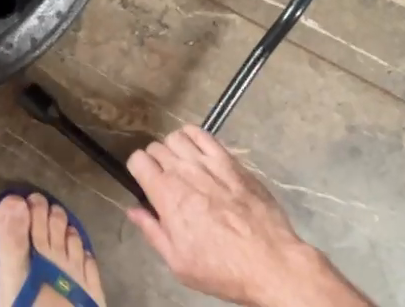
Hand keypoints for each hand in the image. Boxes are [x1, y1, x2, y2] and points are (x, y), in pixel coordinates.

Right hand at [126, 126, 368, 306]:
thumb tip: (133, 210)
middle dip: (155, 162)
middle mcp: (183, 171)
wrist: (272, 264)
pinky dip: (193, 136)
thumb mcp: (179, 263)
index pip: (137, 160)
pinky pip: (203, 134)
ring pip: (176, 137)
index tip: (146, 185)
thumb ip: (152, 231)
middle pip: (156, 147)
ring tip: (182, 166)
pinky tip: (197, 151)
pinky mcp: (230, 161)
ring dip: (173, 149)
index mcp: (166, 194)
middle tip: (166, 181)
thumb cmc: (223, 269)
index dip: (138, 171)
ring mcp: (208, 162)